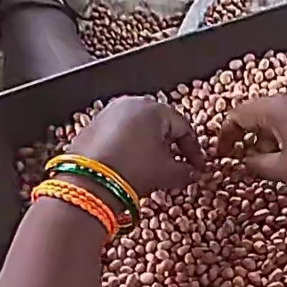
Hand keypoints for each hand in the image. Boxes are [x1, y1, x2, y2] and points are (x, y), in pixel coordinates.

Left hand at [64, 96, 202, 198]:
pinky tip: (131, 166)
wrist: (88, 182)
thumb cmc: (133, 171)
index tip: (198, 168)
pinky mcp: (92, 126)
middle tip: (177, 167)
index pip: (183, 127)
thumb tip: (193, 173)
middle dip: (171, 147)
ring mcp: (109, 113)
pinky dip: (130, 148)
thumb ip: (185, 171)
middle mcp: (130, 103)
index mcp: (153, 108)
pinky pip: (119, 135)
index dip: (194, 151)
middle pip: (160, 125)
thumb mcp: (166, 173)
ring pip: (138, 129)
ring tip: (154, 169)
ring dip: (150, 147)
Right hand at [217, 91, 286, 197]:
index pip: (238, 114)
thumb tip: (243, 161)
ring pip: (275, 117)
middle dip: (246, 137)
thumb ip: (255, 163)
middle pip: (257, 113)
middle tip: (242, 161)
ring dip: (265, 139)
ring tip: (267, 163)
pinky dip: (282, 136)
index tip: (222, 154)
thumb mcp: (282, 169)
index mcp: (276, 107)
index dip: (226, 134)